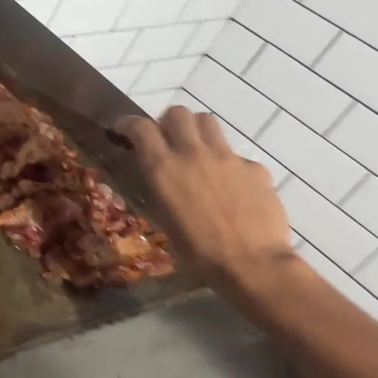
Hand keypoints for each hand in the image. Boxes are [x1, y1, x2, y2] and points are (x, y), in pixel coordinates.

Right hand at [114, 107, 300, 301]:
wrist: (251, 264)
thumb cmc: (196, 250)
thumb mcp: (162, 215)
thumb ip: (159, 184)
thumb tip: (157, 172)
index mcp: (163, 168)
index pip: (140, 126)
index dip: (128, 123)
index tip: (123, 130)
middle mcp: (193, 153)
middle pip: (178, 113)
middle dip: (168, 122)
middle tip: (167, 139)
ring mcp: (227, 157)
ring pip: (208, 122)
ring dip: (197, 131)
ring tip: (198, 152)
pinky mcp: (255, 168)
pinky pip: (236, 155)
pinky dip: (229, 165)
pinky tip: (232, 189)